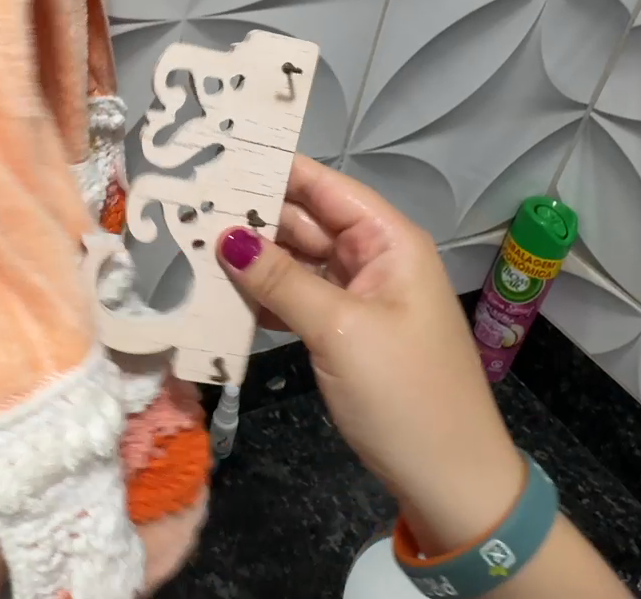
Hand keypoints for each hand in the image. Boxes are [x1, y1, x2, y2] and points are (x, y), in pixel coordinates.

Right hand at [218, 156, 523, 553]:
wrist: (451, 485)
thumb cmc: (405, 394)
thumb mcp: (339, 330)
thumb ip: (281, 279)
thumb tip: (226, 236)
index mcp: (387, 241)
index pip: (324, 185)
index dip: (275, 167)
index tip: (218, 156)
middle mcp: (372, 257)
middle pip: (305, 220)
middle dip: (253, 215)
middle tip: (188, 207)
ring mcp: (357, 294)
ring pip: (296, 260)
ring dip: (253, 258)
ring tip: (191, 244)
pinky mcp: (343, 329)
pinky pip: (297, 296)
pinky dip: (265, 295)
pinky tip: (221, 294)